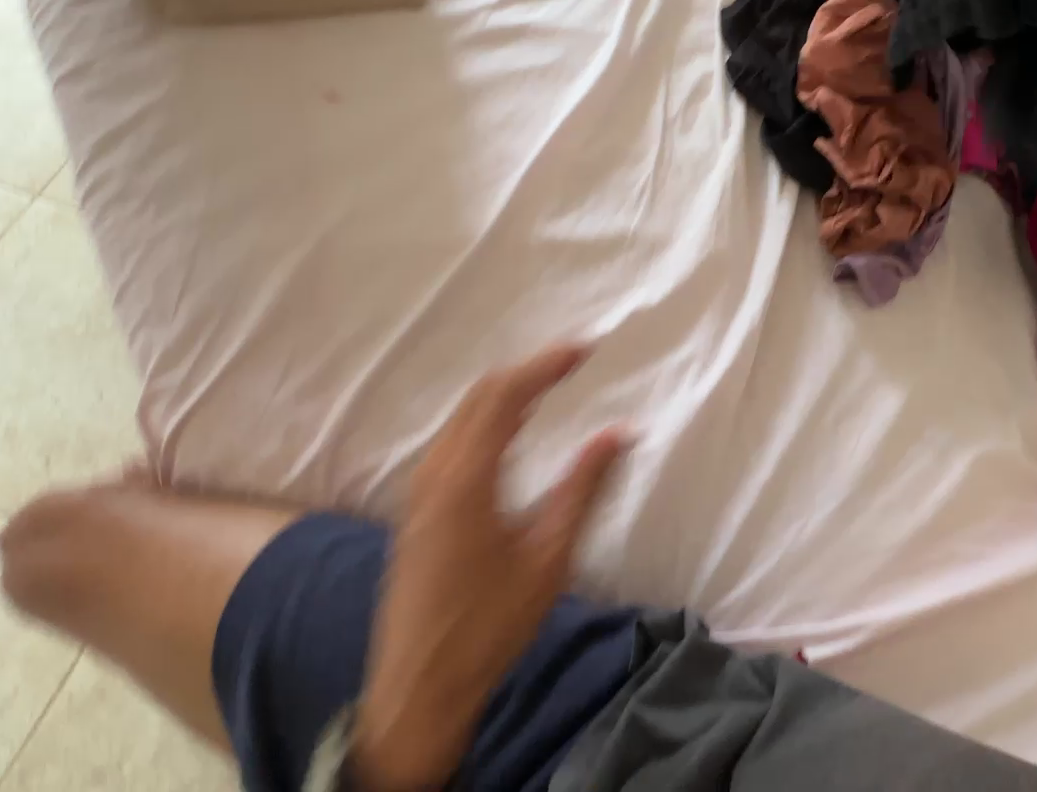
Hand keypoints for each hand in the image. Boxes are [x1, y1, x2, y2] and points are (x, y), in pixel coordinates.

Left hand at [350, 344, 626, 790]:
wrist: (418, 687)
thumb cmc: (490, 623)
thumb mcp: (549, 556)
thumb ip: (583, 487)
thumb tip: (619, 434)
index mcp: (466, 479)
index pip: (505, 396)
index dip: (545, 365)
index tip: (584, 349)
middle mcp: (435, 473)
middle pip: (479, 397)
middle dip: (527, 370)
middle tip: (573, 363)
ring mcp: (419, 490)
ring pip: (462, 416)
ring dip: (505, 393)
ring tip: (550, 388)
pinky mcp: (417, 508)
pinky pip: (453, 439)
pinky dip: (487, 419)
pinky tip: (512, 433)